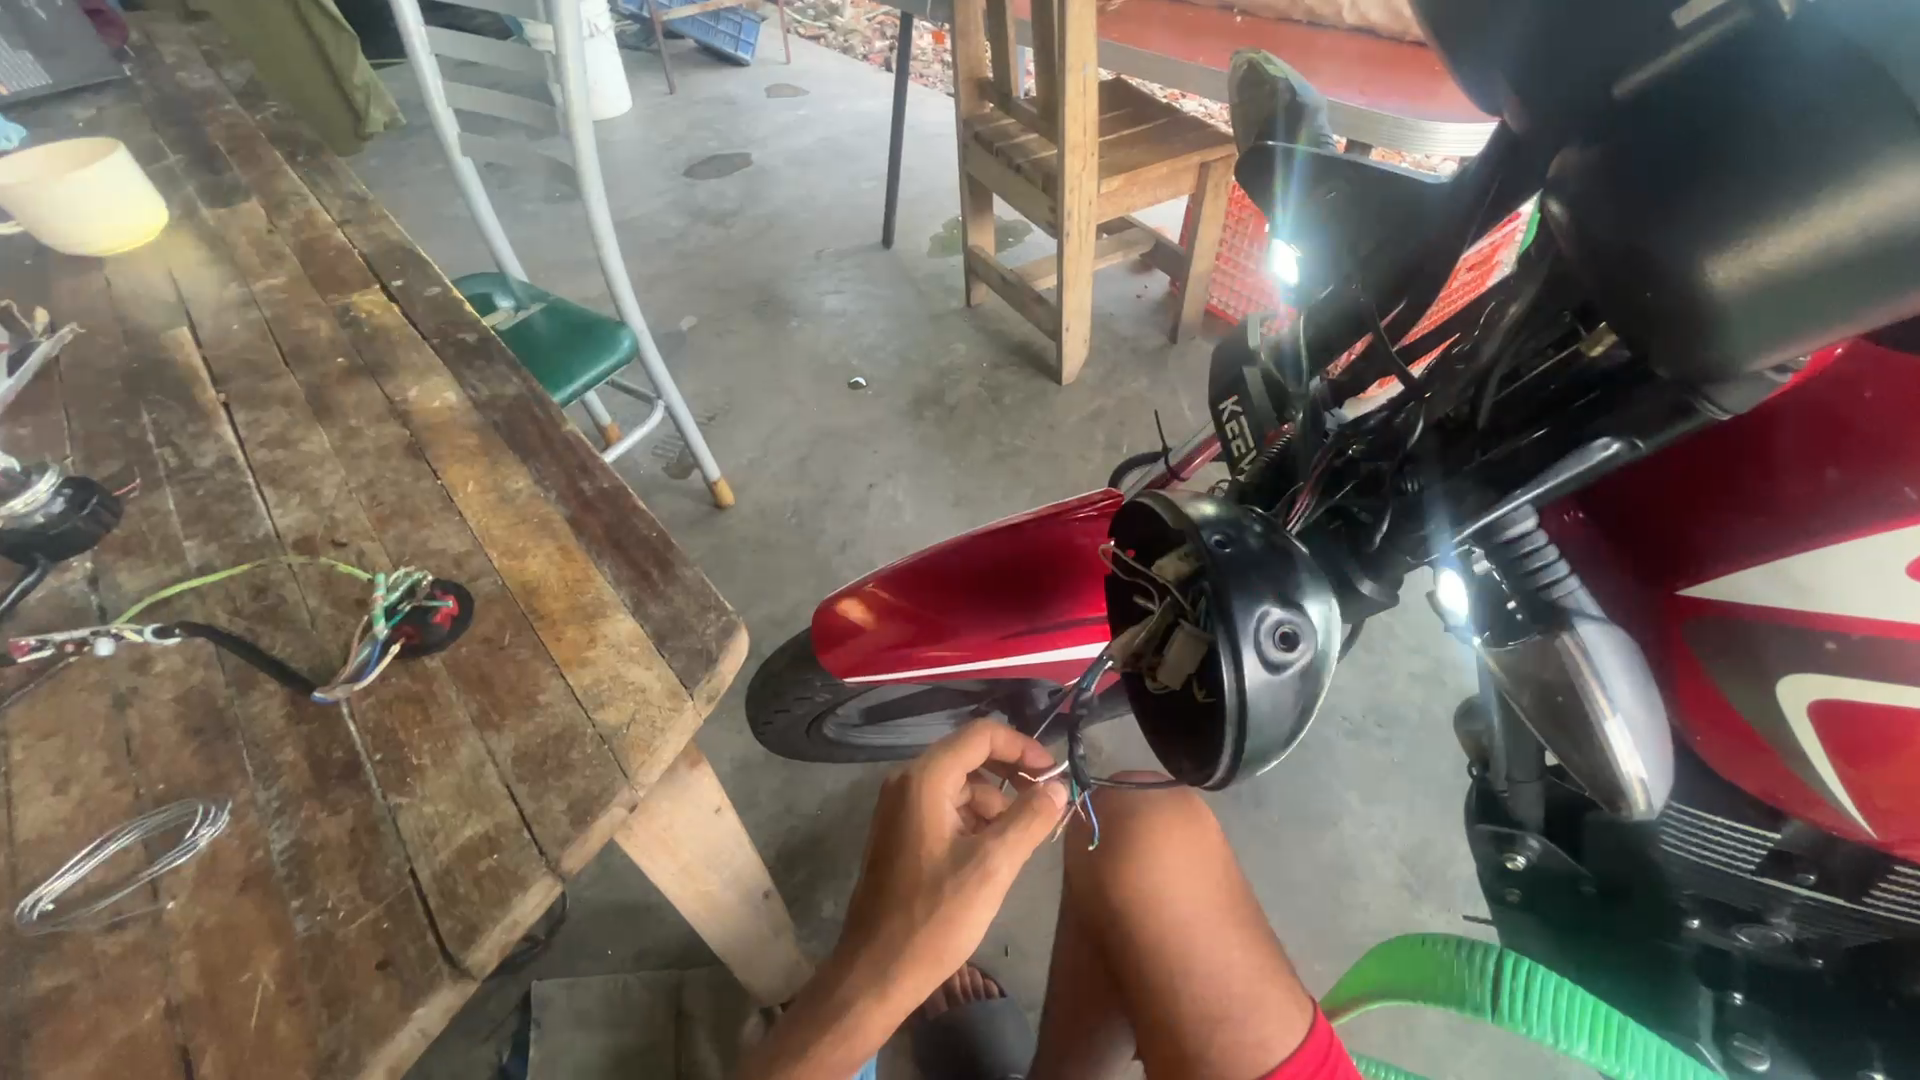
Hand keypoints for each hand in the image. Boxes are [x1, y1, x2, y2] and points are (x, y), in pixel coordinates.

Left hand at [832, 719, 1068, 1008]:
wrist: (875, 972)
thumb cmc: (933, 918)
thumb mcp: (992, 868)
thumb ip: (1029, 820)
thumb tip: (1057, 788)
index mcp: (924, 779)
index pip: (980, 735)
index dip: (1022, 746)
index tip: (1053, 774)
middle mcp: (907, 782)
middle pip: (969, 755)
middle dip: (1012, 774)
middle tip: (1046, 801)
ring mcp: (899, 807)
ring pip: (959, 784)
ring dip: (996, 801)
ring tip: (1024, 836)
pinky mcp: (900, 832)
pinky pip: (945, 807)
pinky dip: (974, 819)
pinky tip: (994, 851)